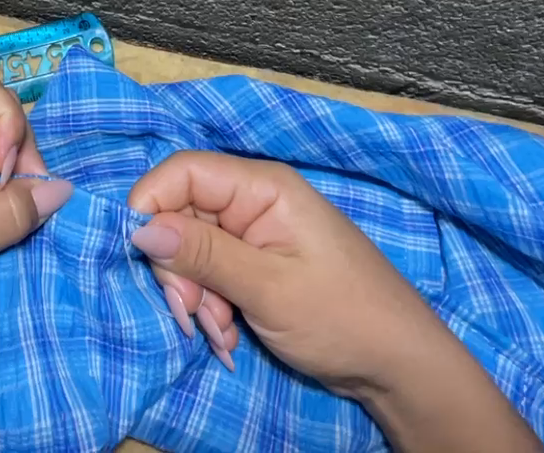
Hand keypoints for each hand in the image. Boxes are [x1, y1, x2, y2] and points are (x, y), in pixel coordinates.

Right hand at [128, 151, 541, 452]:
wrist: (404, 372)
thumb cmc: (344, 318)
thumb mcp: (268, 288)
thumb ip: (202, 254)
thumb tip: (139, 230)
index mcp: (260, 186)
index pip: (182, 172)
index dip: (151, 205)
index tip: (141, 255)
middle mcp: (252, 200)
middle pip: (181, 214)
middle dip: (177, 267)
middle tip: (190, 315)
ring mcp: (254, 232)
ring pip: (190, 247)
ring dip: (193, 295)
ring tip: (219, 334)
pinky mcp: (255, 262)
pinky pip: (210, 271)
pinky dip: (209, 305)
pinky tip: (227, 336)